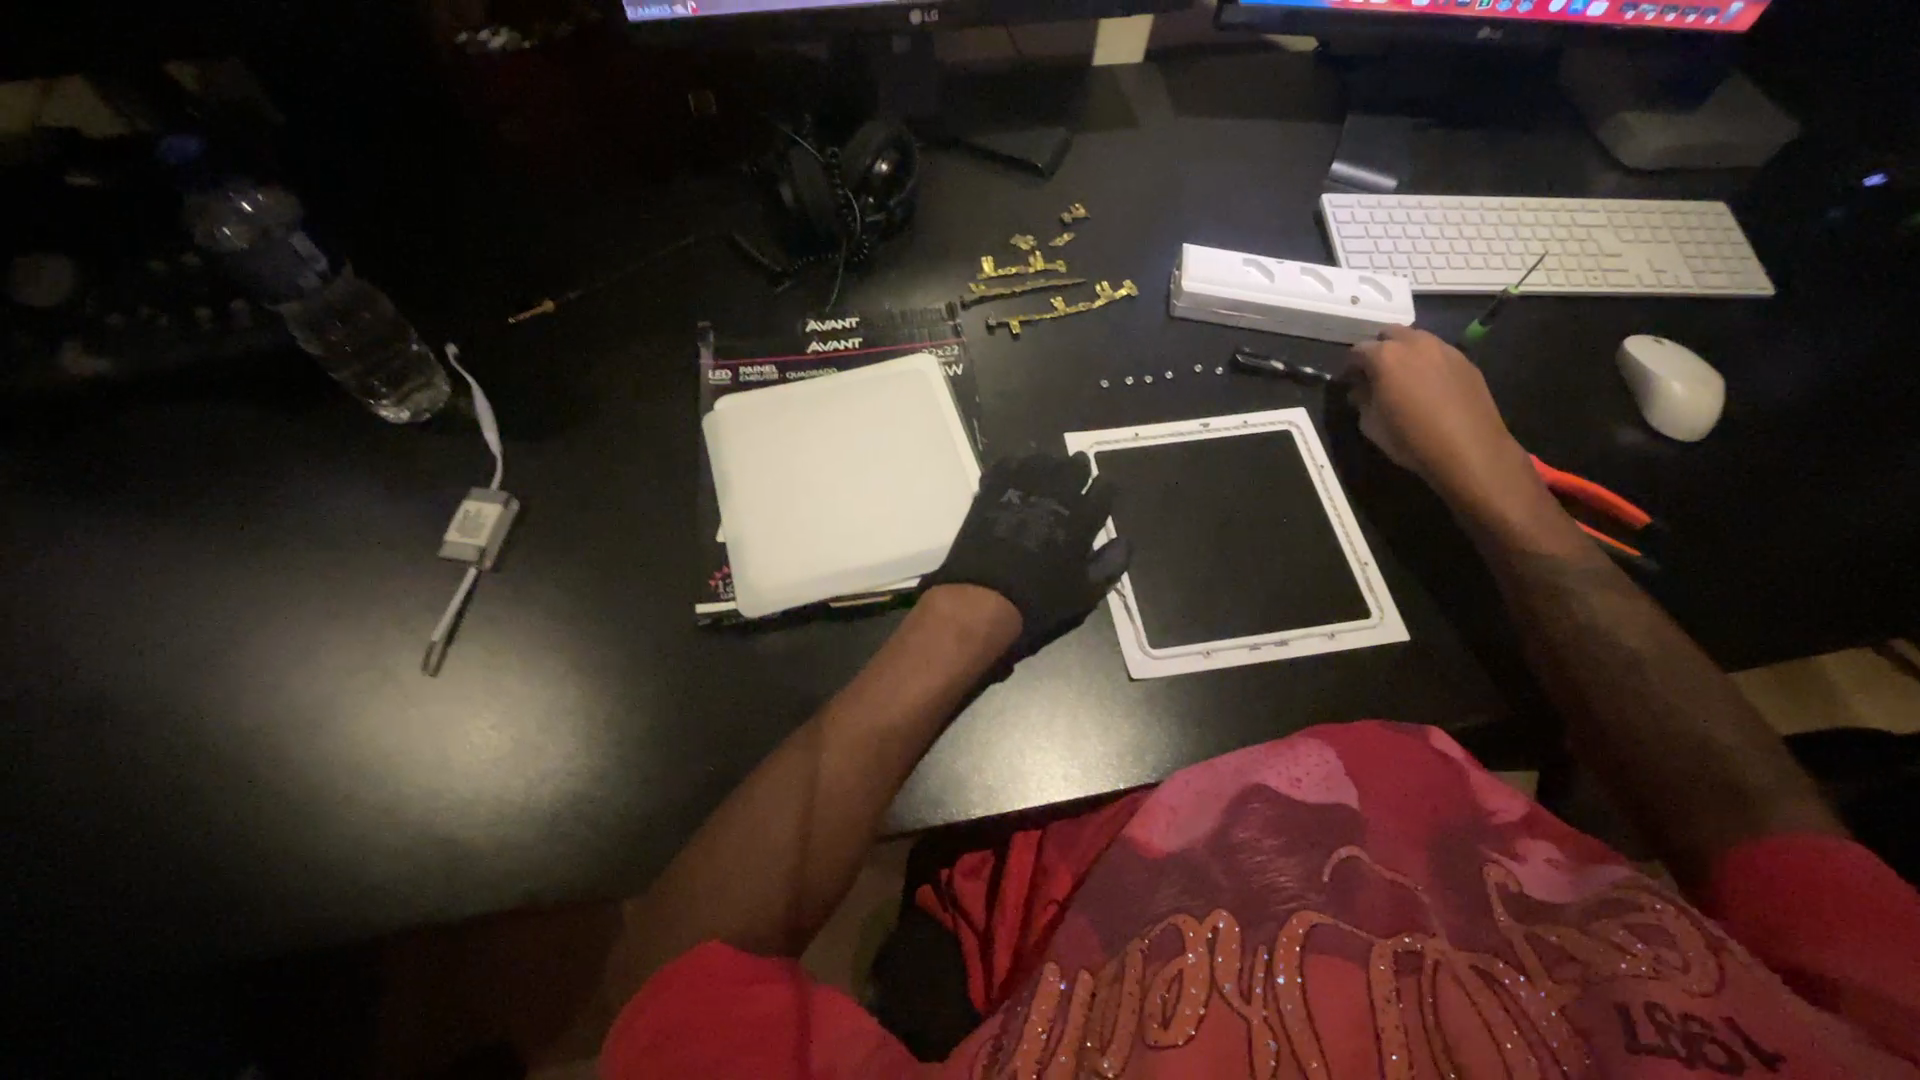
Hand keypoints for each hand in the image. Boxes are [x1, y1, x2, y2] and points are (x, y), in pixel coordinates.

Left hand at [921, 452, 1130, 661]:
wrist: (983, 598)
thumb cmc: (1039, 601)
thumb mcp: (1084, 594)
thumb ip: (1109, 565)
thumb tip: (1126, 541)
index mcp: (1081, 520)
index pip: (1103, 491)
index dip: (1105, 488)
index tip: (1104, 489)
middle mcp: (1054, 497)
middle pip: (1073, 468)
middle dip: (1080, 467)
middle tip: (1080, 466)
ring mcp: (1020, 492)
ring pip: (1041, 462)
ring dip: (1049, 462)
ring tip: (1050, 465)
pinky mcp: (990, 494)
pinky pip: (1005, 467)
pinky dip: (1013, 464)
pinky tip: (1015, 468)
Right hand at [1347, 327, 1544, 520]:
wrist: (1469, 449)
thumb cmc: (1411, 438)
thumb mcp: (1371, 424)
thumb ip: (1362, 400)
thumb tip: (1361, 390)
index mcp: (1385, 356)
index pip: (1358, 351)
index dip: (1349, 367)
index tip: (1348, 383)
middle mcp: (1415, 343)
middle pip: (1389, 334)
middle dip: (1378, 350)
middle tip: (1375, 375)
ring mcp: (1444, 349)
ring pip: (1417, 339)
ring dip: (1405, 353)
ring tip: (1404, 378)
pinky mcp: (1465, 361)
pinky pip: (1439, 353)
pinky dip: (1427, 362)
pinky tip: (1429, 386)